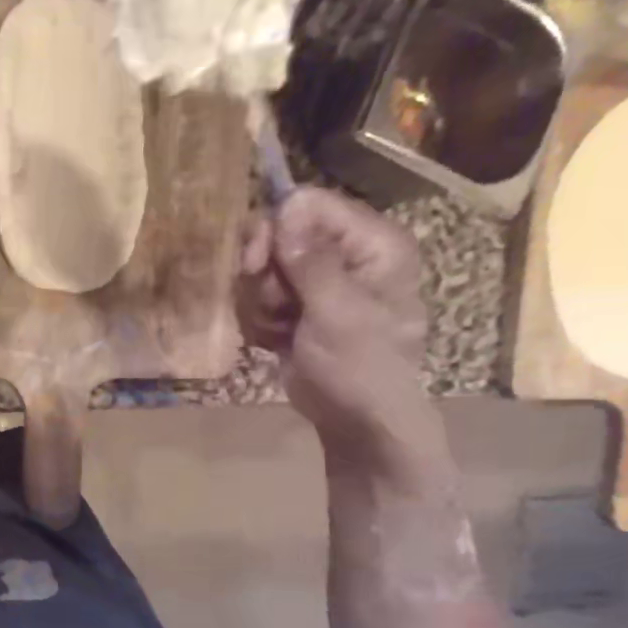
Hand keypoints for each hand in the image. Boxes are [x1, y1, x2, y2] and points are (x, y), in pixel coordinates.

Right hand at [235, 188, 431, 463]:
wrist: (356, 422)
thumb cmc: (360, 367)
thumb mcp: (337, 313)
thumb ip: (312, 260)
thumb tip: (288, 205)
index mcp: (372, 243)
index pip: (310, 206)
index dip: (276, 229)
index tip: (255, 265)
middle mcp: (346, 254)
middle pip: (280, 234)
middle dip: (265, 273)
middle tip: (270, 305)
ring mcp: (319, 282)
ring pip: (264, 269)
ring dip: (261, 302)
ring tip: (281, 330)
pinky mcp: (297, 307)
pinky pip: (260, 296)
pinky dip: (261, 320)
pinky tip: (276, 340)